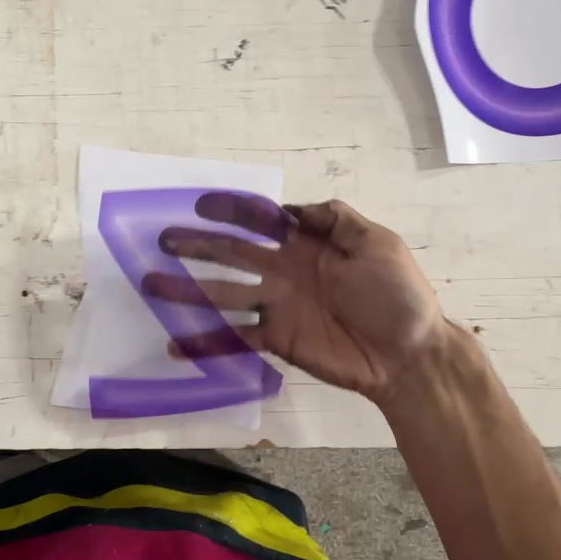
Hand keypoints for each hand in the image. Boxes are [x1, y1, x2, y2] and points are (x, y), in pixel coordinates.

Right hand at [144, 194, 447, 405]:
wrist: (409, 353)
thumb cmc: (396, 294)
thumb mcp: (376, 244)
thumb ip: (333, 220)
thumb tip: (290, 208)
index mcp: (305, 243)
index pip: (260, 221)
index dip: (231, 211)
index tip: (201, 205)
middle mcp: (282, 270)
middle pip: (231, 254)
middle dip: (197, 245)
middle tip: (163, 240)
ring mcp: (275, 306)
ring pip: (222, 294)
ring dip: (186, 291)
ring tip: (151, 285)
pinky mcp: (275, 339)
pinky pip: (234, 338)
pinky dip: (204, 342)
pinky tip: (174, 345)